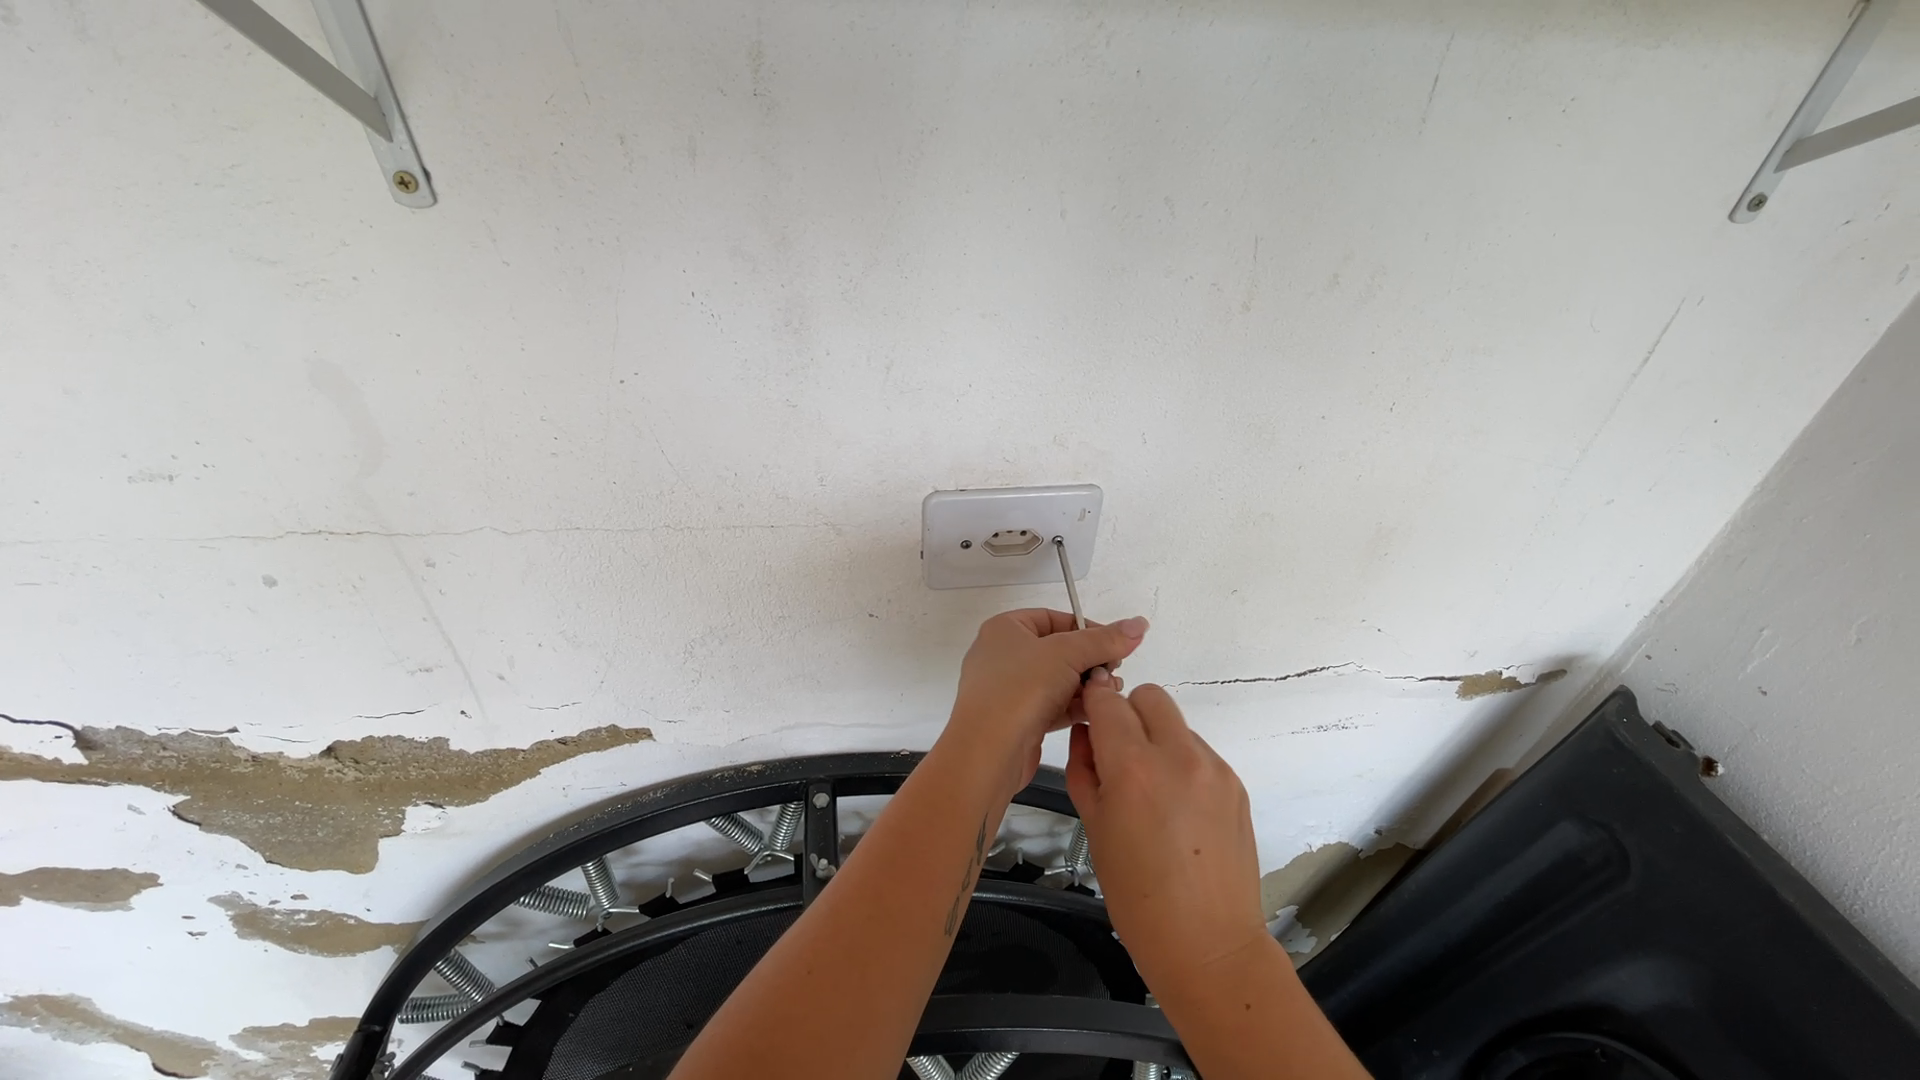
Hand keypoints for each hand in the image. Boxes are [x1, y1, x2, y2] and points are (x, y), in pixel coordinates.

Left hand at [944, 609, 1147, 797]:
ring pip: (1057, 681)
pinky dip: (1074, 707)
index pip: (1054, 618)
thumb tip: (1139, 624)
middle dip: (1091, 661)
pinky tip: (1097, 712)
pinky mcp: (1017, 719)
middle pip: (1058, 650)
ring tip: (1111, 693)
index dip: (1088, 629)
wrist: (989, 750)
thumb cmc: (1021, 688)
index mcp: (1005, 629)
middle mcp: (1003, 655)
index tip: (1117, 645)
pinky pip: (1051, 706)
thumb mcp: (1067, 654)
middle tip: (1114, 673)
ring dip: (1086, 686)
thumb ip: (1105, 640)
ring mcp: (1008, 689)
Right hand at [1065, 683, 1266, 987]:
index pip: (1108, 701)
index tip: (1086, 715)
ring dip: (1156, 739)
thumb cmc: (1136, 896)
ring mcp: (1214, 768)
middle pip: (1149, 696)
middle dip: (1127, 712)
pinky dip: (1181, 764)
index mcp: (1134, 768)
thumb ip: (1084, 770)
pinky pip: (1199, 753)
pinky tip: (1178, 810)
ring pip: (1176, 723)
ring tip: (1152, 792)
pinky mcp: (1236, 784)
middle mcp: (1178, 756)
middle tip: (1119, 754)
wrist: (1208, 944)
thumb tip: (1086, 734)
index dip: (1092, 702)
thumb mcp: (1094, 829)